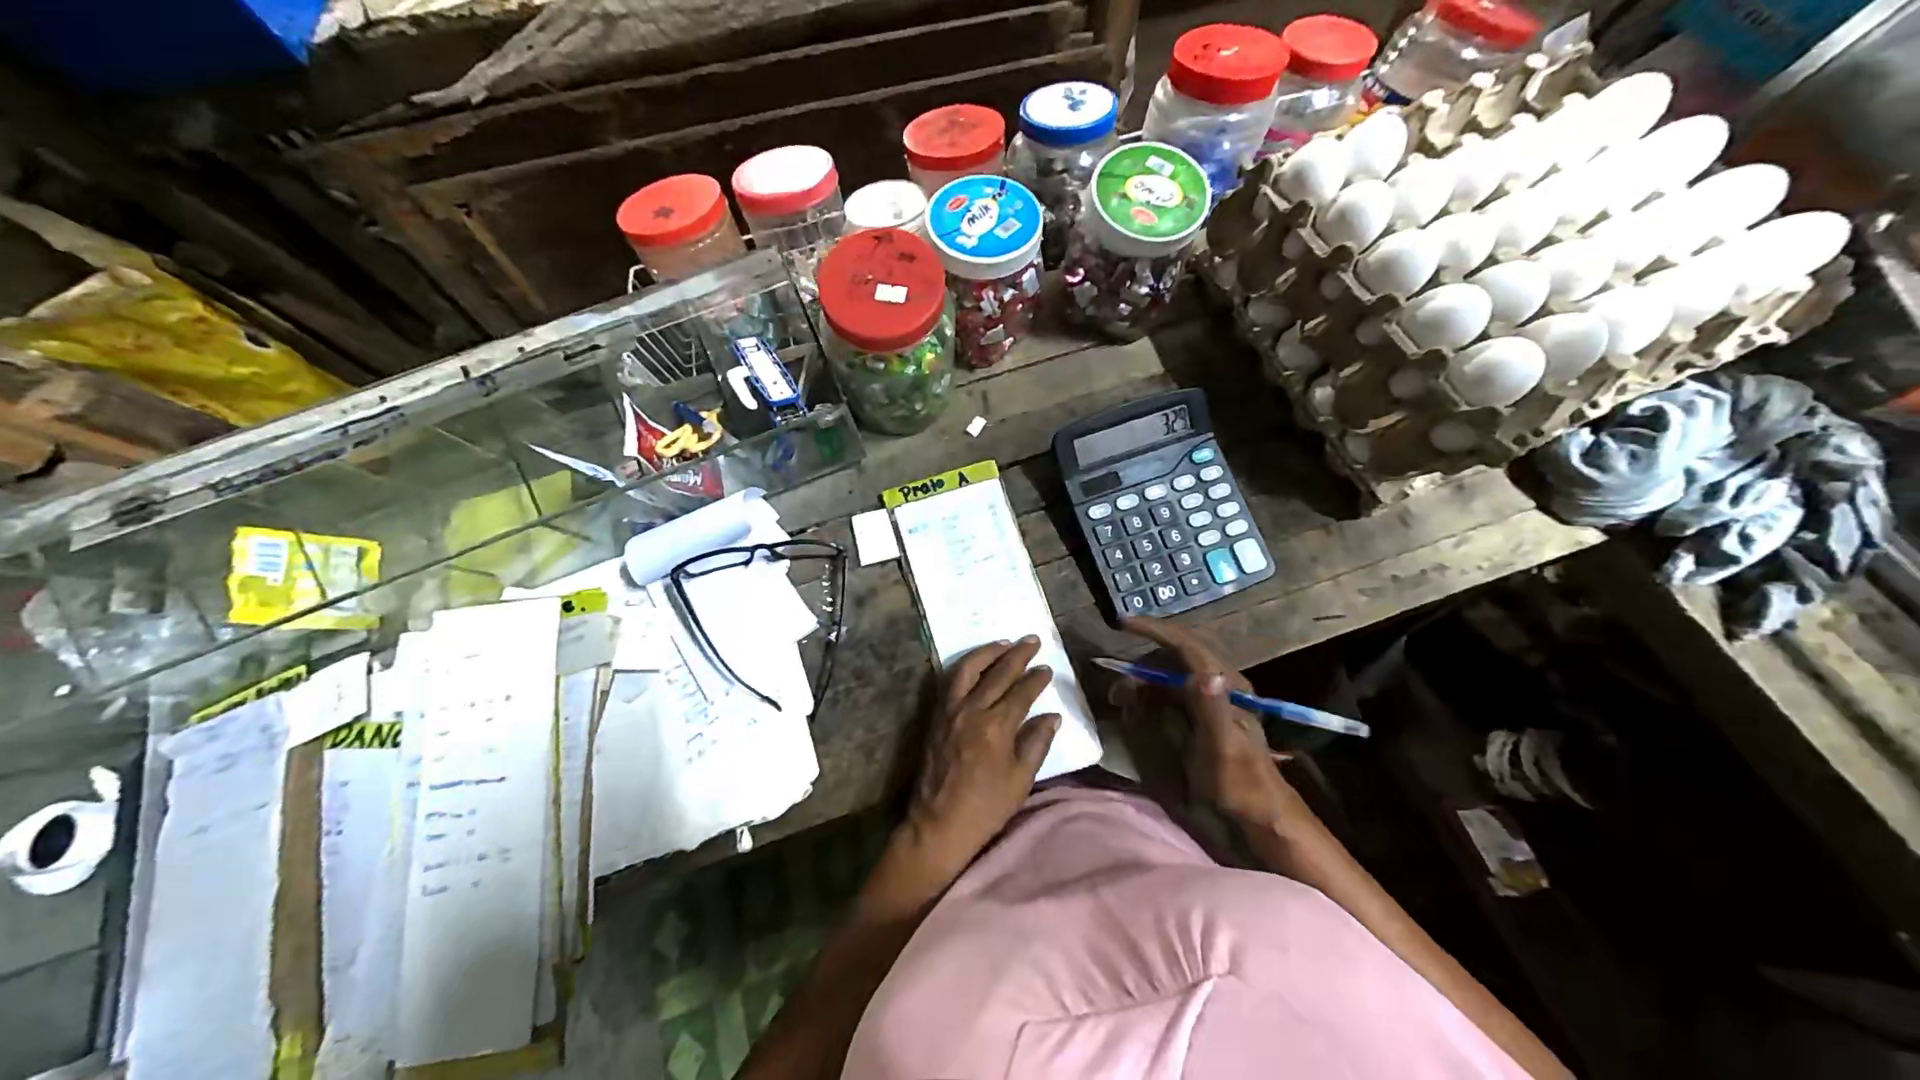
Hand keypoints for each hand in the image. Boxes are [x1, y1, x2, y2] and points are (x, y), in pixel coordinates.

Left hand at [906, 636, 1059, 876]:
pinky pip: (951, 681)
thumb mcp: (1021, 779)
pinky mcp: (935, 716)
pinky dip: (965, 667)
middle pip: (997, 673)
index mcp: (996, 726)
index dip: (1036, 678)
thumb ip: (1036, 742)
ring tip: (1003, 643)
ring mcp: (949, 711)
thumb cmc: (986, 807)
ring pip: (968, 669)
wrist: (938, 824)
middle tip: (1032, 640)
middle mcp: (972, 710)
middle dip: (1017, 654)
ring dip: (987, 652)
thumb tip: (1051, 716)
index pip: (1021, 691)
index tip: (1047, 668)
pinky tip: (975, 664)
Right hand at [1118, 616, 1296, 828]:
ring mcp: (1209, 699)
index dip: (1153, 629)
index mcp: (1227, 685)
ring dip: (1141, 683)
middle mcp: (1218, 684)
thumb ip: (1211, 710)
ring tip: (1122, 702)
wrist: (1258, 816)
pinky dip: (1147, 698)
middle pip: (1171, 656)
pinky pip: (1167, 693)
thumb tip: (1204, 673)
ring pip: (1166, 674)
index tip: (1120, 623)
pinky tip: (1136, 713)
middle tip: (1117, 689)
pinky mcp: (1200, 714)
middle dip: (1140, 665)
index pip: (1186, 644)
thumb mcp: (1223, 750)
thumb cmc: (1241, 784)